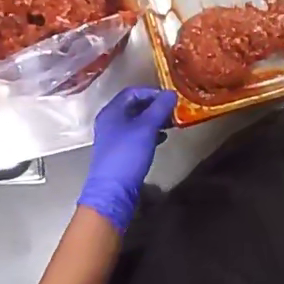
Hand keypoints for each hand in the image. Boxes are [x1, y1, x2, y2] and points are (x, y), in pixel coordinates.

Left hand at [78, 87, 177, 231]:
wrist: (112, 191)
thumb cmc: (128, 155)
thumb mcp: (146, 129)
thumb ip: (159, 109)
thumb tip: (172, 93)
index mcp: (111, 112)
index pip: (132, 92)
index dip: (152, 92)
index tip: (170, 98)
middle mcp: (110, 122)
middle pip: (134, 106)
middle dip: (154, 106)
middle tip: (173, 110)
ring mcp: (114, 138)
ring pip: (136, 122)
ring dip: (154, 120)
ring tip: (171, 123)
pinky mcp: (120, 152)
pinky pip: (136, 136)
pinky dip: (150, 134)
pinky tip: (163, 138)